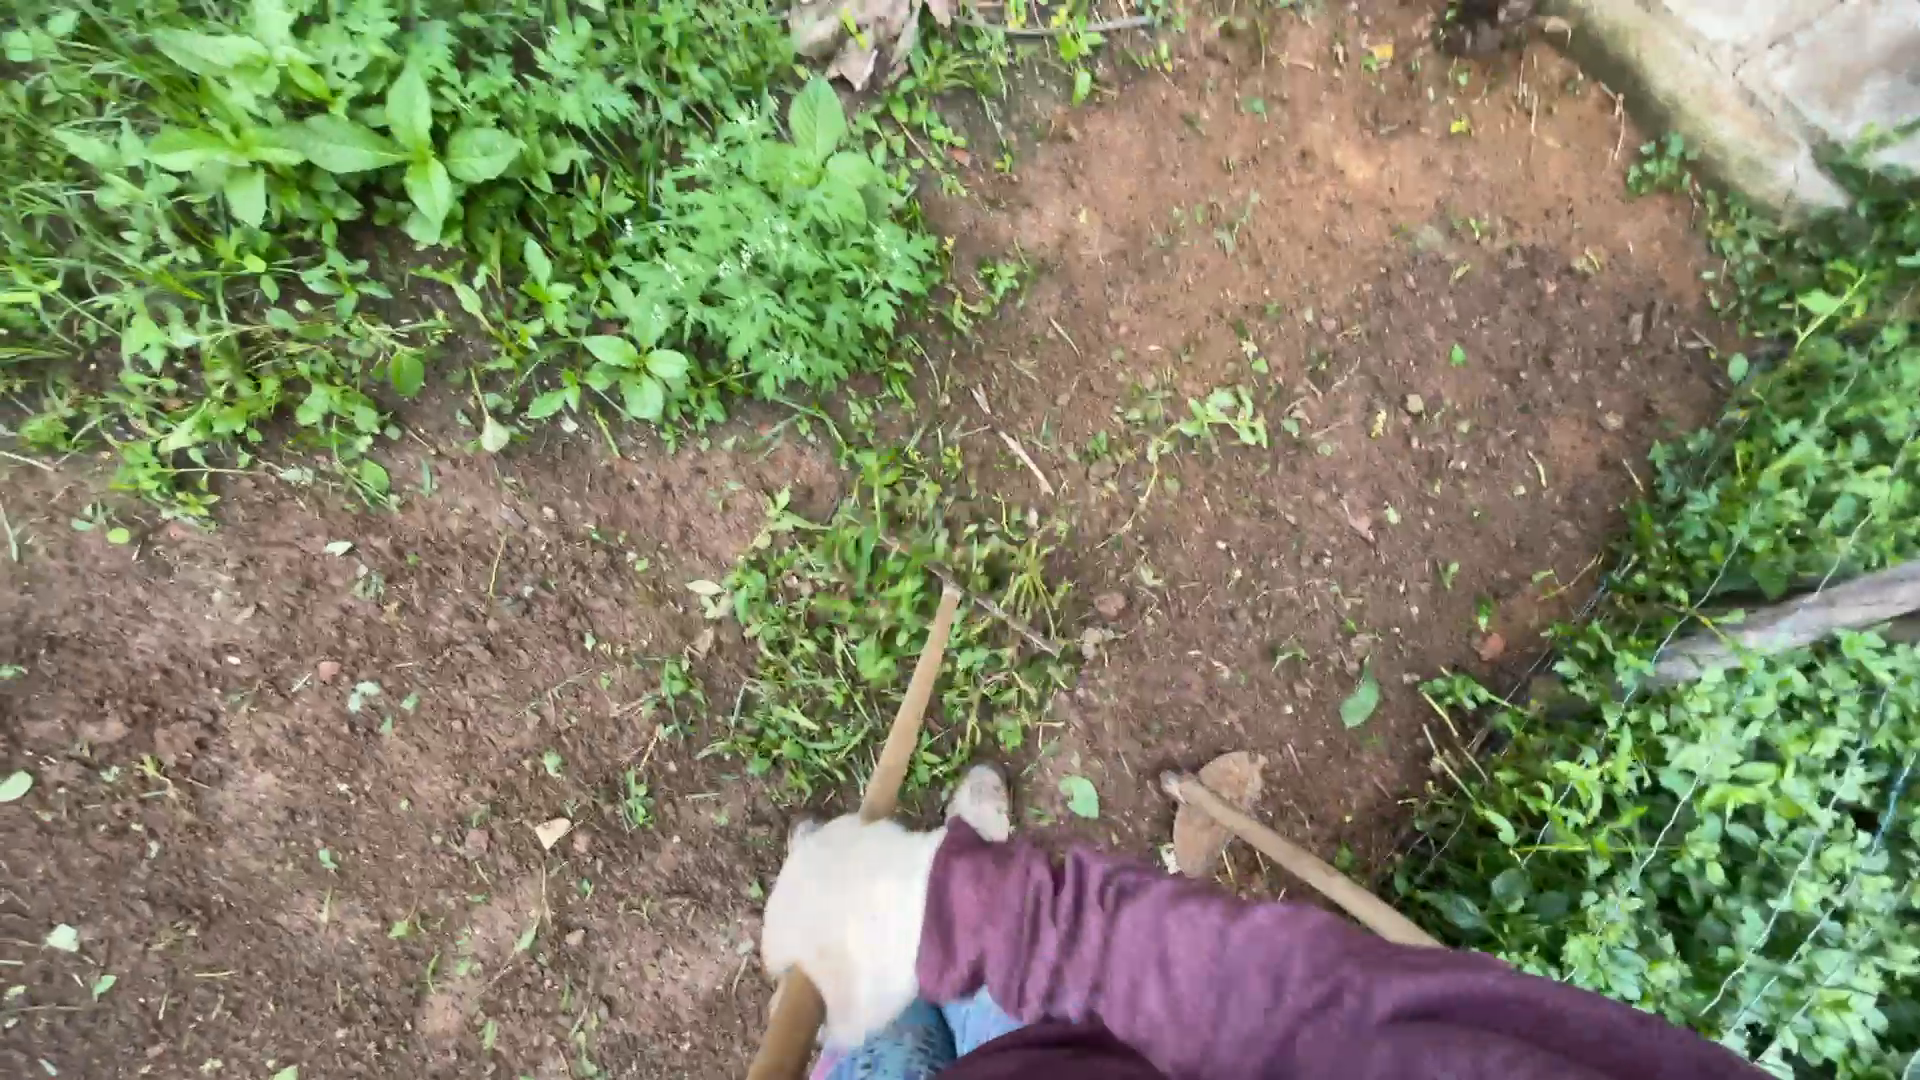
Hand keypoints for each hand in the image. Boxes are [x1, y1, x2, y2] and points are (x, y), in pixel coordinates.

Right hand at [761, 815, 944, 1047]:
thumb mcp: (853, 1019)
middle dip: (816, 920)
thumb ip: (827, 1019)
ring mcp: (820, 844)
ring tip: (872, 903)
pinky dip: (861, 858)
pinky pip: (848, 844)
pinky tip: (887, 873)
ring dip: (835, 884)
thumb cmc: (882, 966)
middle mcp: (788, 880)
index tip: (827, 979)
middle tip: (852, 939)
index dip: (801, 969)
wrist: (929, 902)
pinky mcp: (852, 823)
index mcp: (779, 928)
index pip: (778, 955)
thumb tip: (827, 1014)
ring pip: (819, 870)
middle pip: (795, 904)